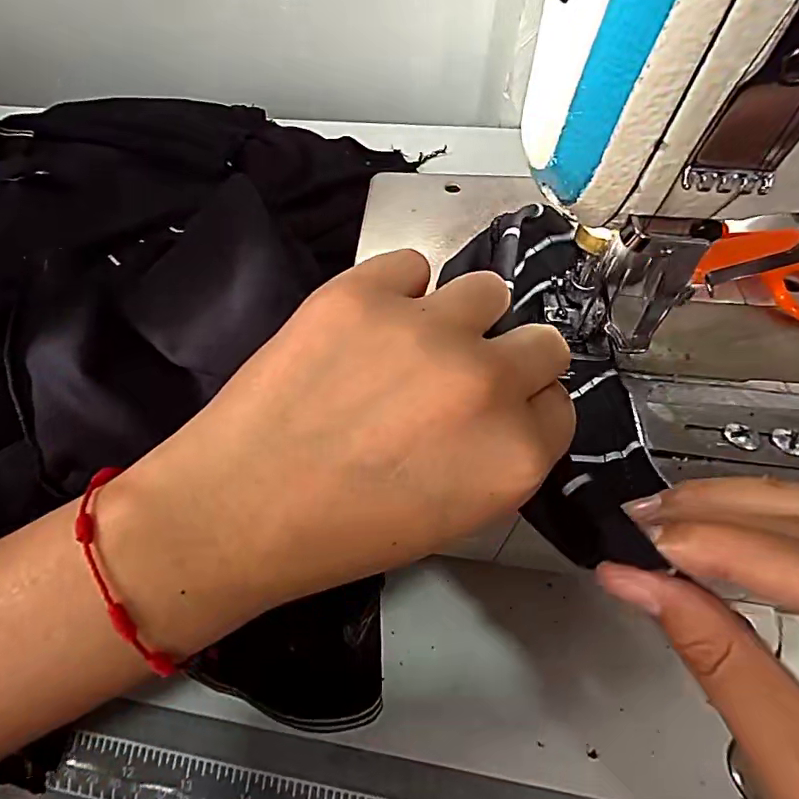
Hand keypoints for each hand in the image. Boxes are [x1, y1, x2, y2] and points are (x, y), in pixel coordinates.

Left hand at [97, 249, 574, 651]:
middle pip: (541, 343)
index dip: (525, 410)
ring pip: (487, 292)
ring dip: (461, 319)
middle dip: (509, 362)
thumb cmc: (345, 532)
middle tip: (458, 380)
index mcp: (515, 454)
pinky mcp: (362, 292)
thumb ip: (498, 458)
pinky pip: (413, 266)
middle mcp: (487, 383)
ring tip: (412, 346)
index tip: (495, 415)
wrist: (239, 507)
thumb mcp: (452, 517)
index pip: (559, 405)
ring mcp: (426, 329)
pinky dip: (398, 293)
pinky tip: (365, 329)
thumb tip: (509, 410)